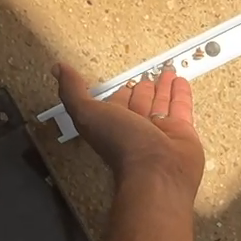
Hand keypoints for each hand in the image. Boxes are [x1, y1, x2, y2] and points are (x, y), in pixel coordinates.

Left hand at [55, 63, 204, 196]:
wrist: (157, 171)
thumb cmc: (121, 145)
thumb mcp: (87, 114)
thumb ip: (73, 92)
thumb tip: (59, 69)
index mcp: (113, 124)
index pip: (116, 103)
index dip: (119, 92)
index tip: (124, 81)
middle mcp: (136, 129)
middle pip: (140, 103)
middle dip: (143, 89)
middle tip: (148, 76)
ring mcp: (160, 131)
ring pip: (161, 103)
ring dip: (164, 87)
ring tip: (168, 72)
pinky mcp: (182, 132)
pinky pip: (182, 108)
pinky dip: (182, 94)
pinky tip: (181, 82)